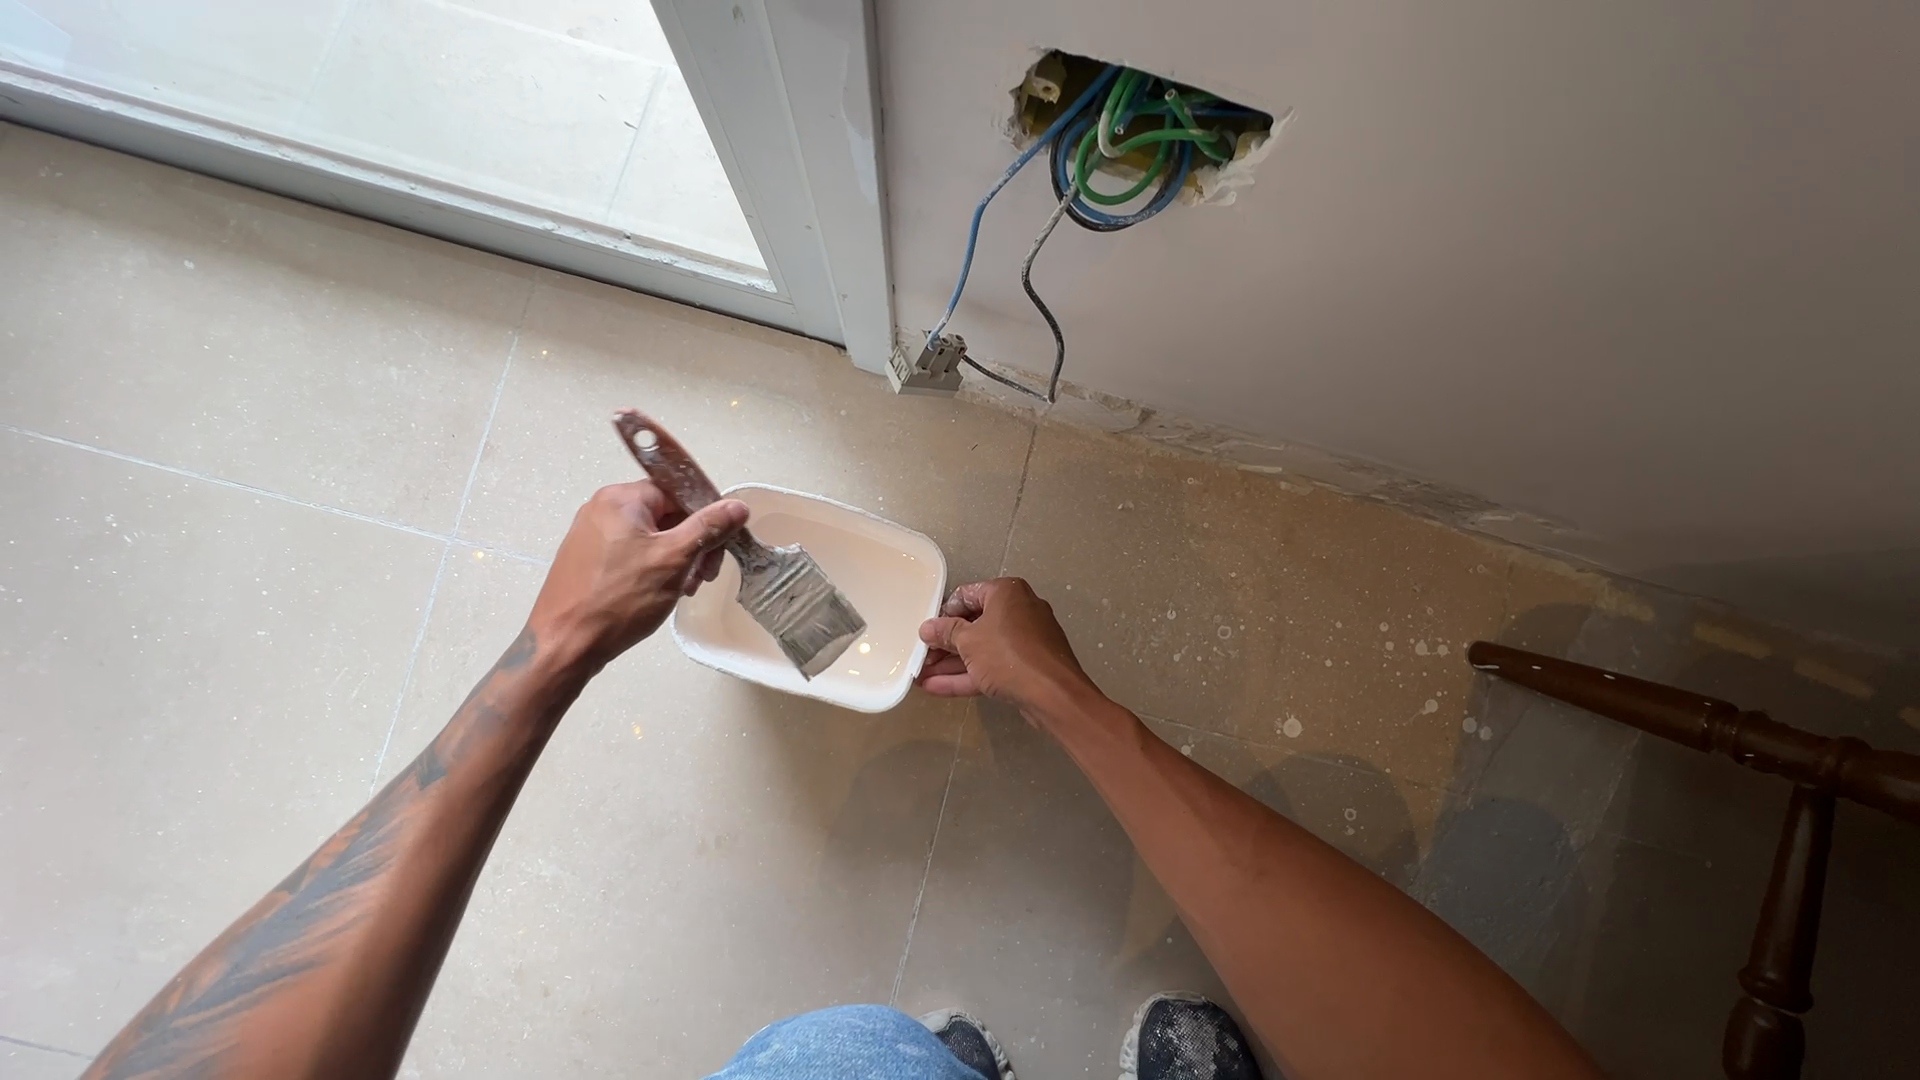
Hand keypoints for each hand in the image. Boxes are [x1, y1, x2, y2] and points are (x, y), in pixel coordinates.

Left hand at [527, 482, 747, 668]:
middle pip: (668, 514)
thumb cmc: (621, 598)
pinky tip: (665, 591)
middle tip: (705, 575)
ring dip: (679, 559)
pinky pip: (635, 552)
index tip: (720, 547)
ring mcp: (594, 534)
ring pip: (654, 536)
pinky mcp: (590, 559)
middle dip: (694, 543)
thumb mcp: (674, 559)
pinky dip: (656, 567)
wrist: (565, 644)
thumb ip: (708, 527)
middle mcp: (604, 508)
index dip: (706, 517)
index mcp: (622, 498)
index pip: (679, 492)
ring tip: (685, 588)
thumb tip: (737, 506)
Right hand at [917, 578, 1098, 718]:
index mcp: (1006, 593)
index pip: (966, 595)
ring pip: (982, 649)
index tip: (928, 630)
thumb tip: (928, 628)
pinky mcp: (1026, 667)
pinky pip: (992, 666)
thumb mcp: (969, 641)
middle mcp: (1018, 610)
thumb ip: (945, 633)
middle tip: (922, 656)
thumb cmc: (1007, 654)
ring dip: (951, 663)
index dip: (944, 613)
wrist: (1053, 694)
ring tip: (922, 675)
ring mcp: (1024, 641)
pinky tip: (937, 688)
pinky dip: (967, 675)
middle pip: (974, 624)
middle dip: (945, 644)